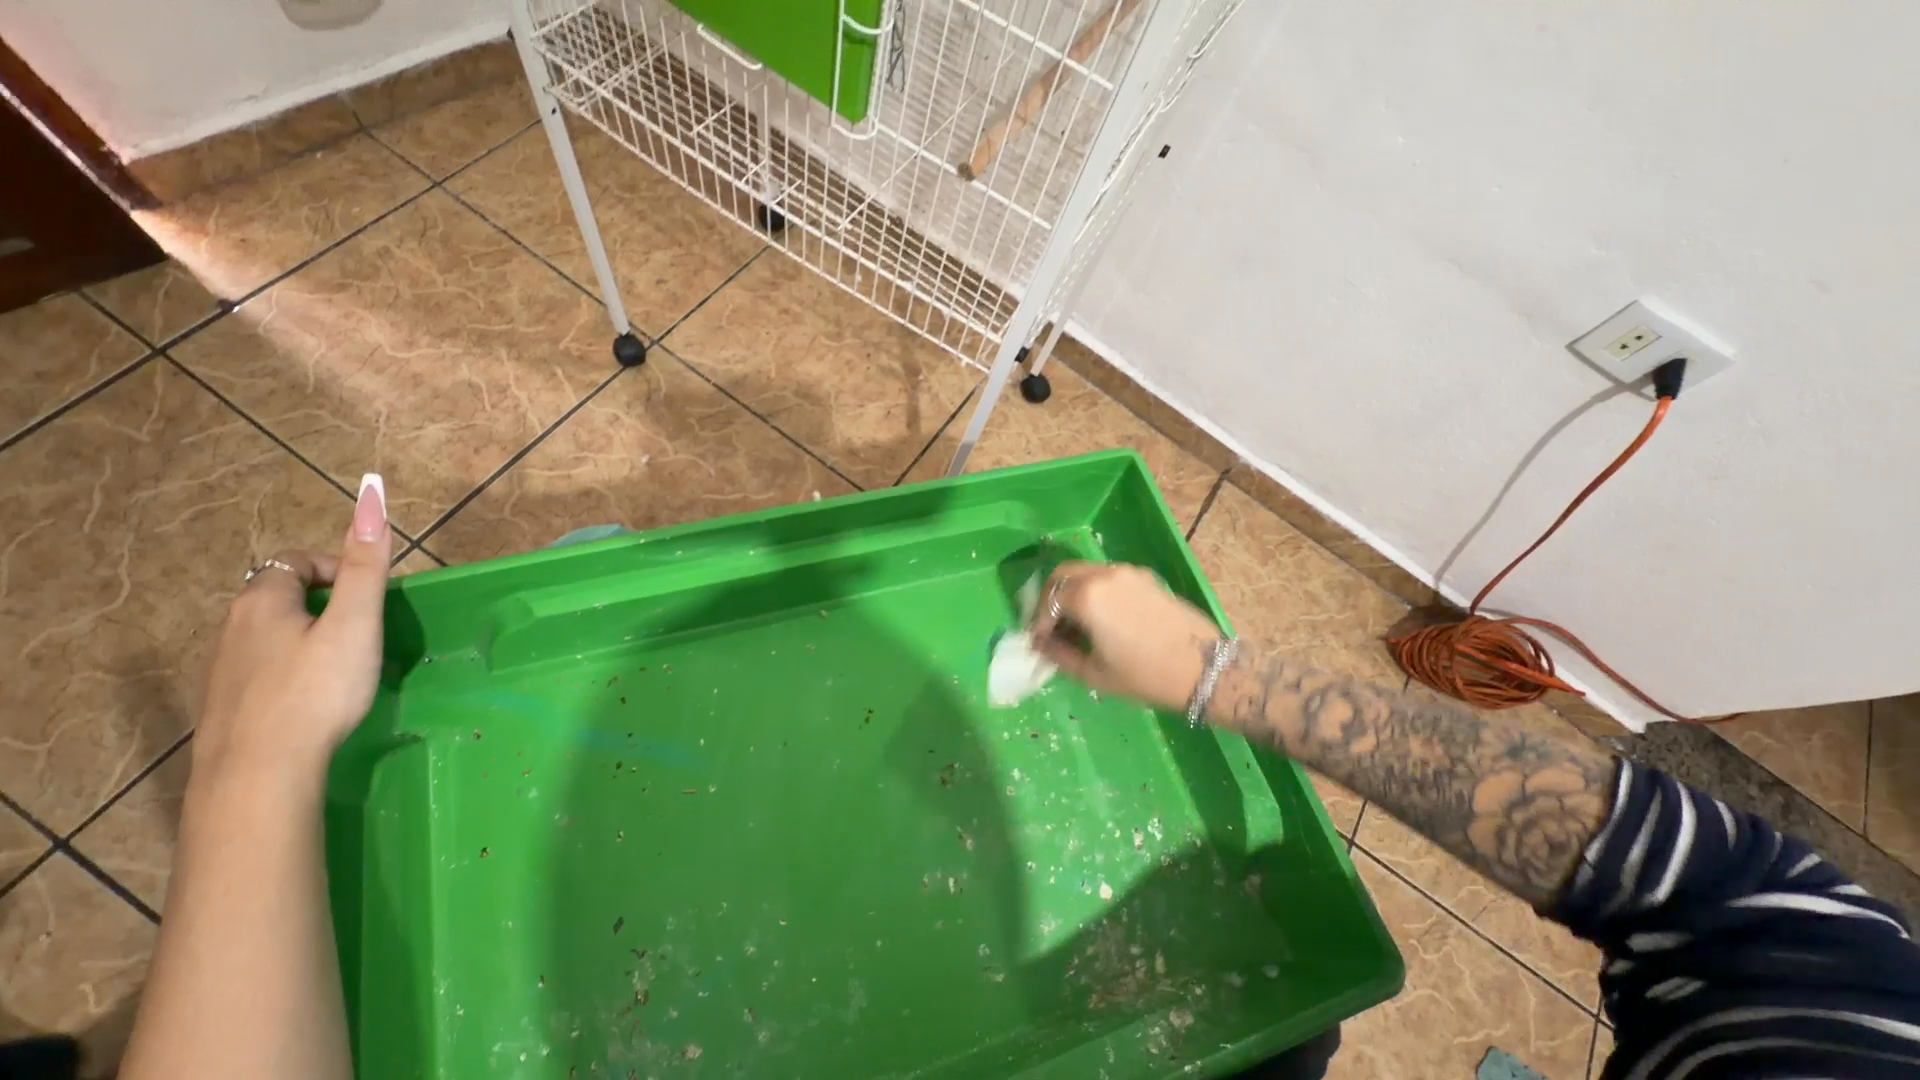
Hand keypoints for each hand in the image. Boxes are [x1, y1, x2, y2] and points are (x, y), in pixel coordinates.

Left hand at [194, 475, 392, 782]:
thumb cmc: (317, 690)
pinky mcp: (221, 705)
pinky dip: (287, 672)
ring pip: (269, 635)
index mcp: (263, 600)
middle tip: (363, 636)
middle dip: (324, 606)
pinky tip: (310, 700)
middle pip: (282, 597)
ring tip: (341, 669)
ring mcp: (220, 668)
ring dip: (305, 639)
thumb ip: (366, 562)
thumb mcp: (356, 623)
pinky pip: (259, 670)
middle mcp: (231, 625)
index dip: (339, 572)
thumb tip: (373, 490)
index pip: (299, 562)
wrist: (259, 772)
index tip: (369, 603)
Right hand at [1028, 561, 1225, 711]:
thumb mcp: (1095, 673)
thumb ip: (1060, 655)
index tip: (1038, 641)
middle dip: (1051, 598)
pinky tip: (1102, 618)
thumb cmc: (1145, 675)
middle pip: (1063, 575)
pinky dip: (1095, 591)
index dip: (1038, 621)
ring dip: (1073, 592)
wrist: (1205, 667)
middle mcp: (1104, 575)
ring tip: (1076, 623)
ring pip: (1087, 572)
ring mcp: (1128, 573)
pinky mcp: (1146, 577)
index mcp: (1087, 596)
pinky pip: (1109, 577)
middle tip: (1050, 625)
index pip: (1048, 600)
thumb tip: (1041, 644)